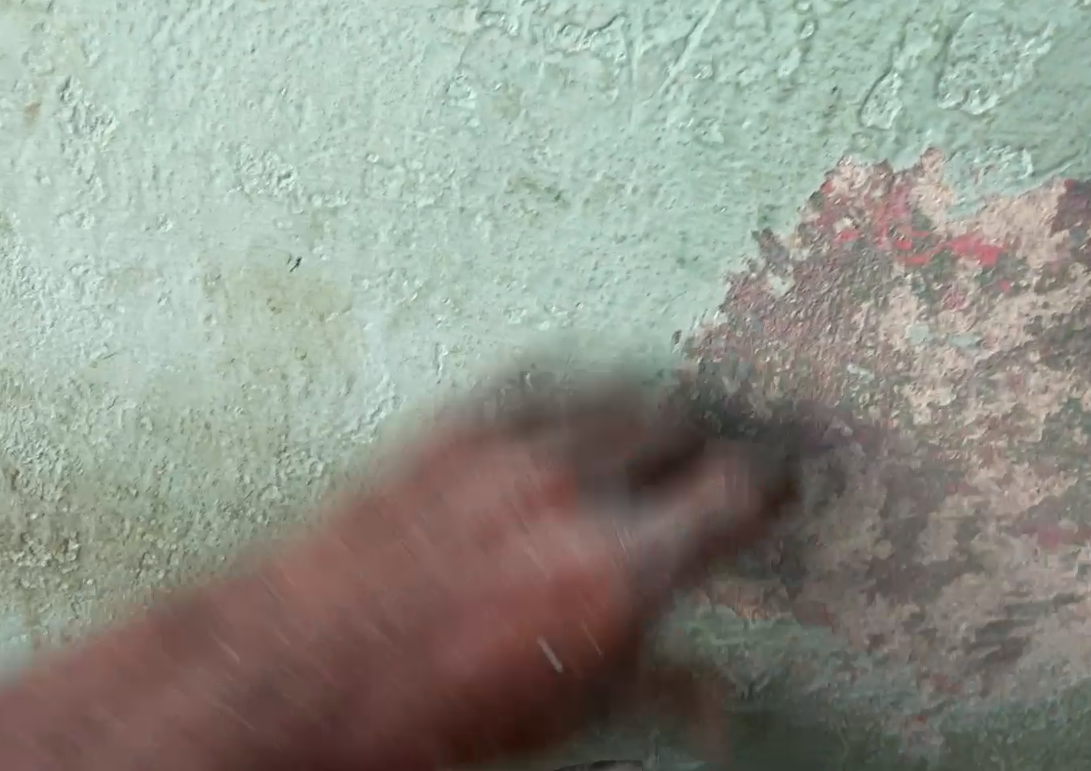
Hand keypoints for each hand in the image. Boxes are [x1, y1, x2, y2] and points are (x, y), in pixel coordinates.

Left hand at [198, 380, 798, 769]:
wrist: (313, 658)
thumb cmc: (436, 702)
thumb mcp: (568, 709)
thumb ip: (658, 682)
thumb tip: (718, 699)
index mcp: (620, 567)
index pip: (738, 491)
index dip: (772, 482)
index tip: (777, 484)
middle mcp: (577, 487)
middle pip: (682, 427)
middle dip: (705, 447)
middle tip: (708, 465)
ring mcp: (516, 442)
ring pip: (620, 396)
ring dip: (647, 417)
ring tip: (650, 437)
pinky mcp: (464, 420)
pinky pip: (549, 382)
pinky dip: (581, 398)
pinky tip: (580, 415)